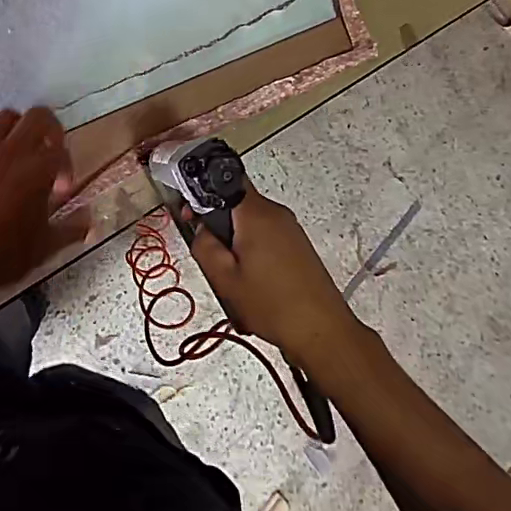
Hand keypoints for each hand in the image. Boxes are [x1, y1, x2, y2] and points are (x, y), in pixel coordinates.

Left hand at [0, 107, 89, 293]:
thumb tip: (90, 224)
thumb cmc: (2, 255)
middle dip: (50, 129)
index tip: (61, 190)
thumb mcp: (45, 246)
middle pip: (38, 116)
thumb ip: (71, 229)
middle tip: (49, 151)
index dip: (67, 167)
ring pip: (5, 117)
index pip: (62, 150)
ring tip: (19, 151)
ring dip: (17, 128)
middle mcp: (13, 152)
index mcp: (40, 169)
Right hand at [182, 183, 364, 367]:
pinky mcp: (297, 244)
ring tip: (235, 278)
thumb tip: (200, 229)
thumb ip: (204, 246)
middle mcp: (276, 214)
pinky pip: (266, 238)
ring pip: (251, 224)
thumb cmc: (275, 306)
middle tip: (211, 256)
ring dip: (236, 244)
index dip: (203, 195)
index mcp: (256, 215)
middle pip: (237, 205)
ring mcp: (290, 228)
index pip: (225, 181)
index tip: (192, 215)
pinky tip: (253, 283)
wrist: (318, 328)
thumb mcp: (224, 279)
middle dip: (220, 227)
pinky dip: (254, 254)